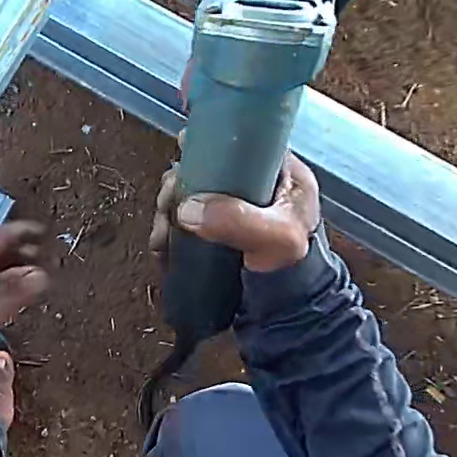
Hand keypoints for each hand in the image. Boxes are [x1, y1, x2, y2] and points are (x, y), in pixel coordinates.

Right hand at [148, 154, 320, 272]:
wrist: (288, 316)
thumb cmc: (294, 270)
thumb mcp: (277, 240)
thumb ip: (237, 220)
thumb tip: (187, 209)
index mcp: (280, 175)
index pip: (244, 141)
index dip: (211, 140)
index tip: (185, 147)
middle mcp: (254, 188)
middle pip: (205, 168)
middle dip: (179, 183)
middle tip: (169, 200)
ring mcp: (231, 212)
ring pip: (189, 195)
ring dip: (169, 208)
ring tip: (163, 231)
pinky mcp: (214, 235)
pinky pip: (184, 222)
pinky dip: (168, 229)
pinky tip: (162, 243)